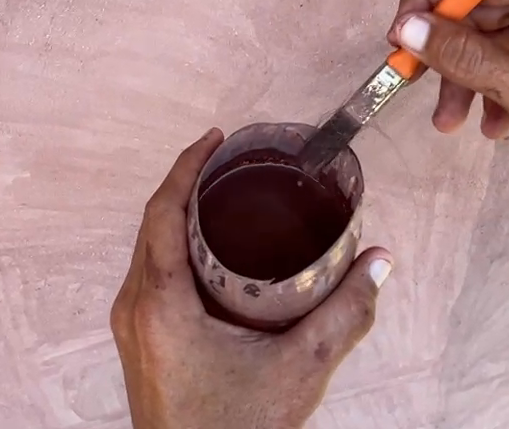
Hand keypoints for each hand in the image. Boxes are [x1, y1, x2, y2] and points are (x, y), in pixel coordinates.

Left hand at [110, 129, 393, 428]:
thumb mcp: (299, 371)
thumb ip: (344, 314)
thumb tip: (380, 261)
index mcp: (160, 302)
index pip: (161, 211)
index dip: (186, 166)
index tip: (216, 138)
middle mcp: (133, 304)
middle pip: (151, 222)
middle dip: (185, 182)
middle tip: (227, 160)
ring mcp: (129, 323)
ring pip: (147, 245)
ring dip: (176, 212)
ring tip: (220, 192)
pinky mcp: (136, 338)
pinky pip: (149, 269)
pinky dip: (173, 242)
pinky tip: (207, 245)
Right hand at [388, 0, 508, 179]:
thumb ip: (471, 60)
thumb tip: (408, 31)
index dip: (427, 7)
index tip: (396, 45)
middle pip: (487, 5)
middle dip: (454, 55)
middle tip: (426, 98)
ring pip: (505, 30)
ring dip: (479, 75)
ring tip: (458, 123)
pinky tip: (501, 121)